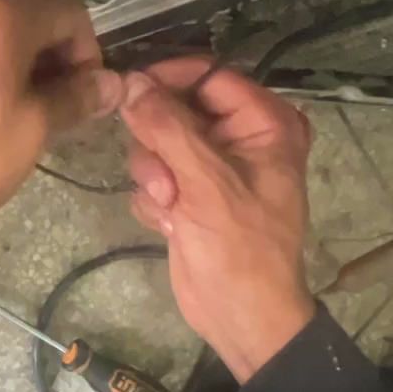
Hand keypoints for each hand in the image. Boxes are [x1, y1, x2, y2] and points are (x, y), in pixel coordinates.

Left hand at [0, 0, 122, 239]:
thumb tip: (113, 84)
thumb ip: (76, 98)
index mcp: (0, 18)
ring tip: (23, 108)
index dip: (88, 49)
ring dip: (22, 58)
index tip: (84, 92)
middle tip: (58, 102)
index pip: (69, 10)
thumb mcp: (32, 131)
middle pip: (31, 12)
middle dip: (55, 52)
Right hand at [119, 57, 315, 381]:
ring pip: (157, 147)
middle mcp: (238, 140)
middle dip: (159, 146)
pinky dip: (155, 201)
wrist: (239, 314)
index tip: (128, 88)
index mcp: (264, 124)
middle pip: (175, 111)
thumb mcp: (206, 183)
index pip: (210, 77)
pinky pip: (153, 180)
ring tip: (171, 207)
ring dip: (155, 178)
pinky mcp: (187, 198)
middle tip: (164, 177)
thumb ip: (168, 128)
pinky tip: (170, 225)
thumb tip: (131, 83)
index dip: (168, 79)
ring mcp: (210, 171)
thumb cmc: (239, 248)